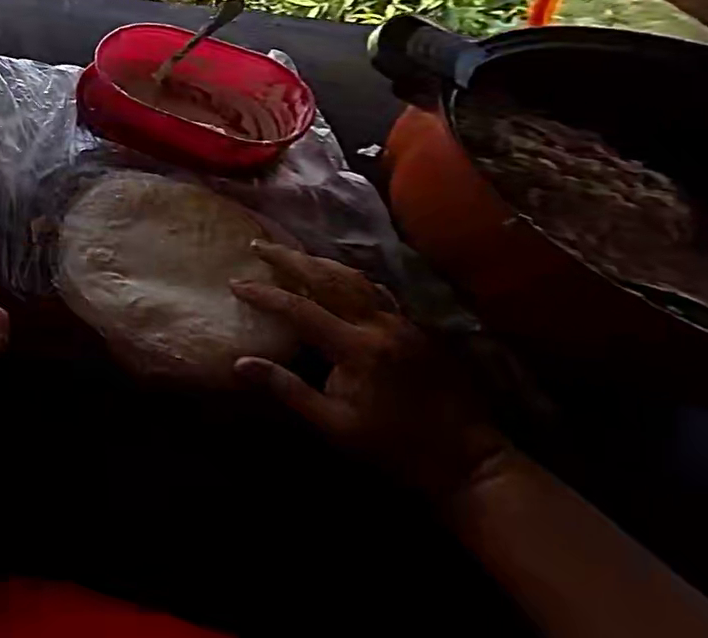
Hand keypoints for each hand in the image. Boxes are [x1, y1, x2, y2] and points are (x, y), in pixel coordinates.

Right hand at [231, 242, 512, 501]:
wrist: (473, 464)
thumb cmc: (395, 446)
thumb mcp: (334, 424)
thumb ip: (288, 389)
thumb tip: (239, 362)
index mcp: (357, 349)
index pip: (299, 309)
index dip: (263, 294)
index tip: (234, 283)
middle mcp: (381, 327)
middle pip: (329, 280)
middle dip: (290, 259)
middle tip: (258, 244)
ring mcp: (406, 326)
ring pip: (357, 280)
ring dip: (321, 263)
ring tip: (293, 253)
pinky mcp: (421, 332)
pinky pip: (380, 293)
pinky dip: (352, 278)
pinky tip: (339, 277)